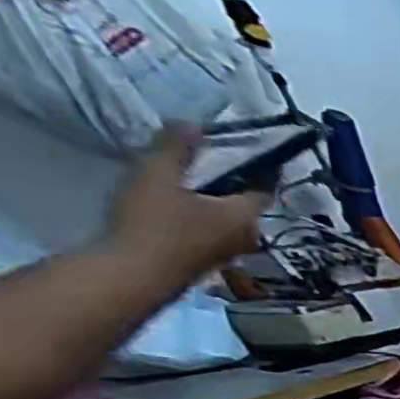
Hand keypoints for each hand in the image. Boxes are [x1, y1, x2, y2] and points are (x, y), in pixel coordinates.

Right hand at [104, 125, 267, 281]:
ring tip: (198, 178)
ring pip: (231, 220)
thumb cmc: (153, 222)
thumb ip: (177, 149)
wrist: (135, 274)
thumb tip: (193, 124)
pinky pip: (215, 232)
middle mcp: (246, 238)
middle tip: (219, 159)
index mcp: (244, 217)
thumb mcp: (159, 176)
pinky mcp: (207, 261)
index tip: (260, 153)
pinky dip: (206, 216)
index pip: (264, 190)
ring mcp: (229, 253)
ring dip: (219, 201)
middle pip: (248, 206)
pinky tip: (184, 205)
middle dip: (237, 184)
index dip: (264, 171)